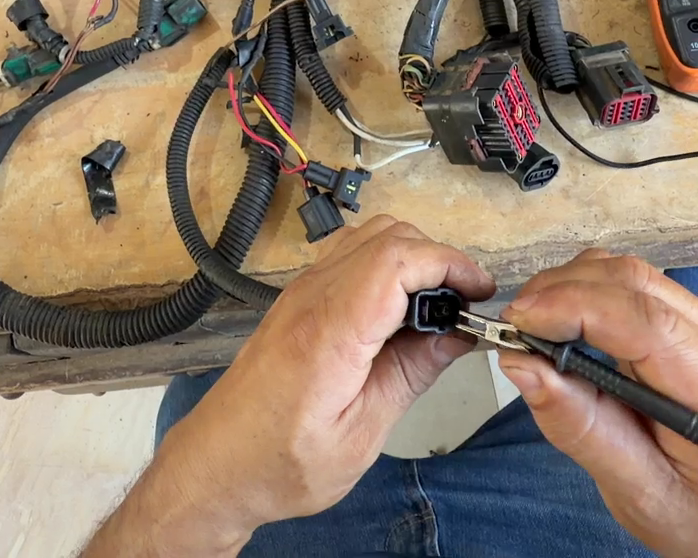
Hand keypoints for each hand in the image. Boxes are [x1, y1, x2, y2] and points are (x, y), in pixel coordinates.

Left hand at [83, 216, 494, 556]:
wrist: (218, 461)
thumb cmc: (283, 462)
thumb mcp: (362, 432)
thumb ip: (412, 373)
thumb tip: (460, 333)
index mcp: (329, 330)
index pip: (396, 259)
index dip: (448, 263)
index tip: (479, 292)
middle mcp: (313, 292)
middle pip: (387, 236)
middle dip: (438, 257)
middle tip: (465, 303)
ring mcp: (302, 287)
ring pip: (369, 234)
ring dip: (412, 253)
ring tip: (438, 302)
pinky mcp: (299, 293)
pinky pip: (350, 251)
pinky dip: (386, 259)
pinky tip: (399, 301)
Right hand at [497, 250, 697, 557]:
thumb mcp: (638, 495)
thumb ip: (581, 427)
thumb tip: (522, 362)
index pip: (648, 323)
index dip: (575, 306)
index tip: (519, 319)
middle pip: (640, 285)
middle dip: (564, 290)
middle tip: (517, 322)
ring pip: (640, 276)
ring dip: (577, 286)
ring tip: (540, 321)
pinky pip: (649, 287)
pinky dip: (599, 293)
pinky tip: (576, 322)